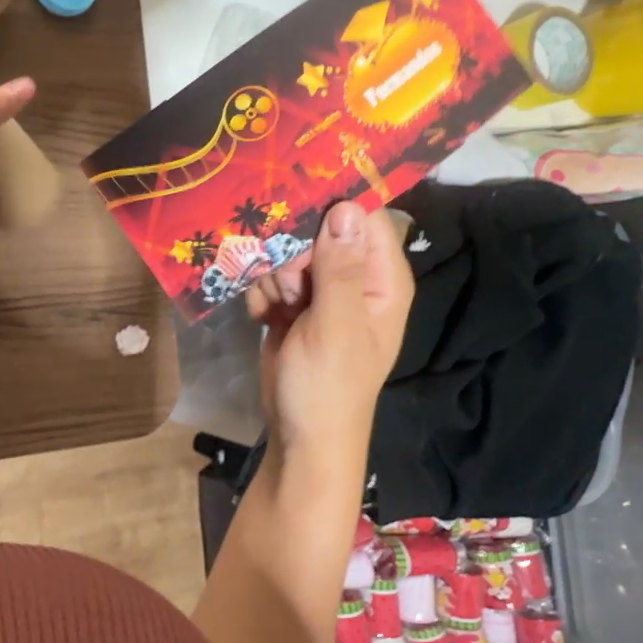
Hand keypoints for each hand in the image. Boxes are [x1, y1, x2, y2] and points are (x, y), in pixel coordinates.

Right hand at [246, 203, 413, 451]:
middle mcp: (354, 282)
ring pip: (288, 259)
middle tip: (290, 287)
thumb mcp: (336, 325)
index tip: (298, 210)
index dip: (334, 211)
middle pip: (318, 236)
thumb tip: (346, 207)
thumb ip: (339, 268)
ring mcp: (320, 298)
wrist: (300, 435)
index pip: (366, 222)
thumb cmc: (329, 385)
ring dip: (273, 279)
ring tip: (279, 311)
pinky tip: (263, 320)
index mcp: (381, 281)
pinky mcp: (290, 311)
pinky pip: (269, 283)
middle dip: (294, 255)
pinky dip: (261, 298)